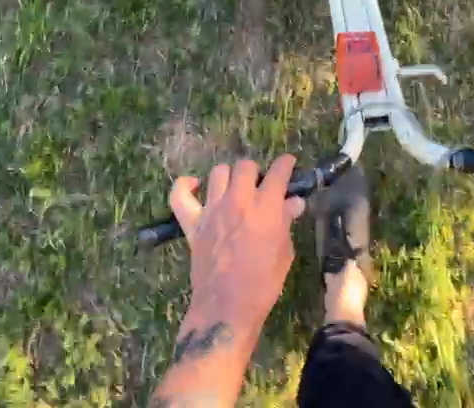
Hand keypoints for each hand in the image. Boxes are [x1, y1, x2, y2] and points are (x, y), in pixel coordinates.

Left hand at [169, 155, 306, 335]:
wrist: (226, 309)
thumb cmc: (263, 284)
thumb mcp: (284, 253)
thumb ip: (286, 222)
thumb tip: (294, 202)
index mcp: (266, 207)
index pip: (279, 171)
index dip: (286, 164)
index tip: (289, 165)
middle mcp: (239, 200)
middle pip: (246, 166)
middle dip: (256, 172)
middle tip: (260, 187)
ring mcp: (213, 210)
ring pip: (219, 172)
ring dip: (229, 177)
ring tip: (234, 189)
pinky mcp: (193, 223)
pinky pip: (180, 196)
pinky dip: (184, 187)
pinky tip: (194, 186)